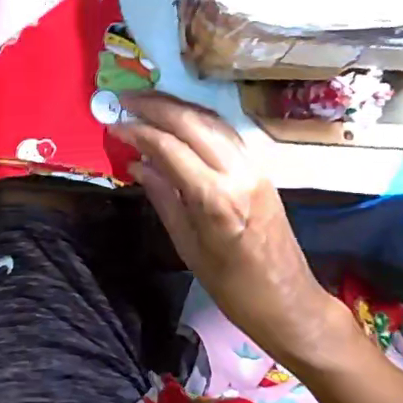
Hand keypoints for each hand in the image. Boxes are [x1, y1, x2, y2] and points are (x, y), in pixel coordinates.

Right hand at [113, 92, 363, 369]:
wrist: (288, 302)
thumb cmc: (231, 286)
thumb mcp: (187, 246)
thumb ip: (163, 197)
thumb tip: (137, 164)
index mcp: (216, 199)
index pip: (170, 147)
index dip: (138, 131)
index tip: (114, 123)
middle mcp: (238, 173)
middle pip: (193, 122)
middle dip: (156, 106)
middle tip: (125, 100)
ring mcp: (254, 168)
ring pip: (212, 122)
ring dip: (178, 108)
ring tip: (147, 103)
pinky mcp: (262, 170)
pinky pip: (226, 134)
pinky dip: (199, 122)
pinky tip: (179, 122)